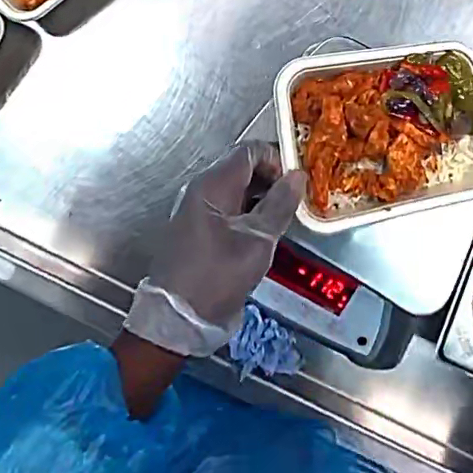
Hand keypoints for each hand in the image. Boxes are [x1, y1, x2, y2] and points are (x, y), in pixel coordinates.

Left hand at [122, 143, 305, 357]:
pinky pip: (228, 206)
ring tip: (282, 218)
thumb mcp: (258, 240)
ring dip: (262, 197)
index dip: (278, 159)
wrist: (176, 321)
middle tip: (294, 200)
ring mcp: (197, 208)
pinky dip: (248, 211)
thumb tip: (297, 177)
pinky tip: (262, 233)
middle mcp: (201, 189)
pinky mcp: (197, 228)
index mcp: (213, 184)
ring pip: (237, 188)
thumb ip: (280, 204)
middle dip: (272, 179)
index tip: (297, 181)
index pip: (251, 150)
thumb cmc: (217, 277)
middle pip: (243, 167)